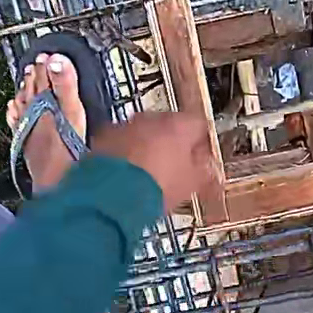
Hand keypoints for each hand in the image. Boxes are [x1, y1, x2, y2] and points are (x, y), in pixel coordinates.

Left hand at [89, 112, 215, 210]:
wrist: (112, 195)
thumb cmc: (159, 187)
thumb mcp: (190, 184)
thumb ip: (204, 172)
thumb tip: (209, 170)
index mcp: (180, 125)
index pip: (200, 126)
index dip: (202, 144)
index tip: (200, 160)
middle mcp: (152, 118)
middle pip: (169, 127)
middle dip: (172, 145)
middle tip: (174, 169)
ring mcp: (126, 126)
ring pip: (143, 133)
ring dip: (147, 148)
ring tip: (148, 175)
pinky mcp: (103, 137)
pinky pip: (121, 143)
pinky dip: (125, 154)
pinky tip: (127, 175)